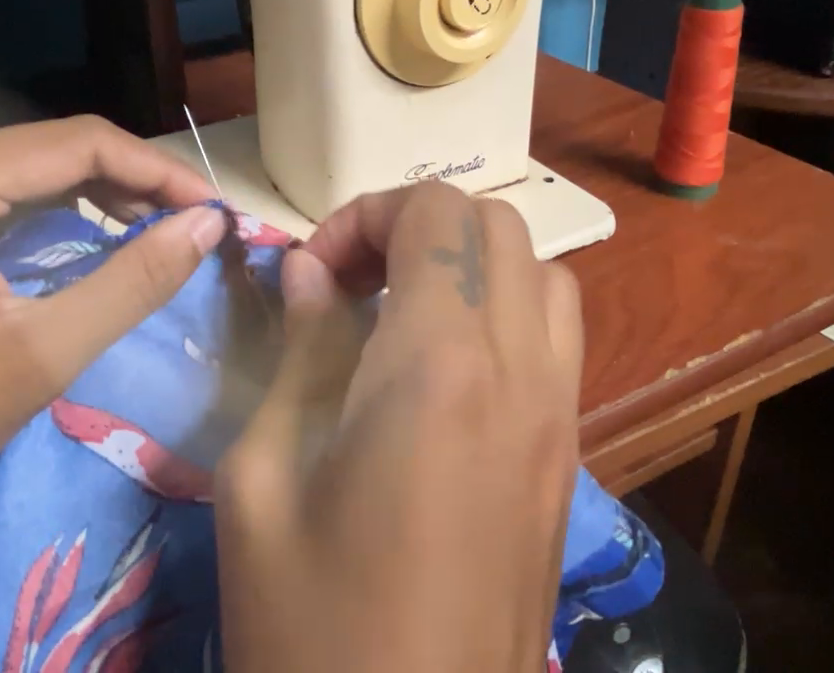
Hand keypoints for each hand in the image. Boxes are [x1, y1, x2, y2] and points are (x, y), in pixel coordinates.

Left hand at [0, 117, 226, 557]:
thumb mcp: (40, 355)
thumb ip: (133, 281)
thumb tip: (207, 224)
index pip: (76, 144)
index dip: (158, 171)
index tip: (215, 210)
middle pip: (50, 150)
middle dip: (131, 183)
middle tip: (194, 223)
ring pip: (25, 171)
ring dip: (96, 195)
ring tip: (159, 229)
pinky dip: (52, 214)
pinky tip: (95, 235)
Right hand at [215, 182, 584, 672]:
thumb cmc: (311, 623)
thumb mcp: (264, 477)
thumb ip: (298, 350)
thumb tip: (307, 269)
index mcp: (438, 364)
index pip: (434, 211)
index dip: (363, 214)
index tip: (310, 272)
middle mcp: (519, 370)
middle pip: (496, 224)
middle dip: (415, 226)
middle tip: (349, 284)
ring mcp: (559, 415)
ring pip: (542, 273)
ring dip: (471, 263)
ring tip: (402, 315)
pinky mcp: (569, 458)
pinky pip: (556, 337)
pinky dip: (505, 311)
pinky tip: (444, 371)